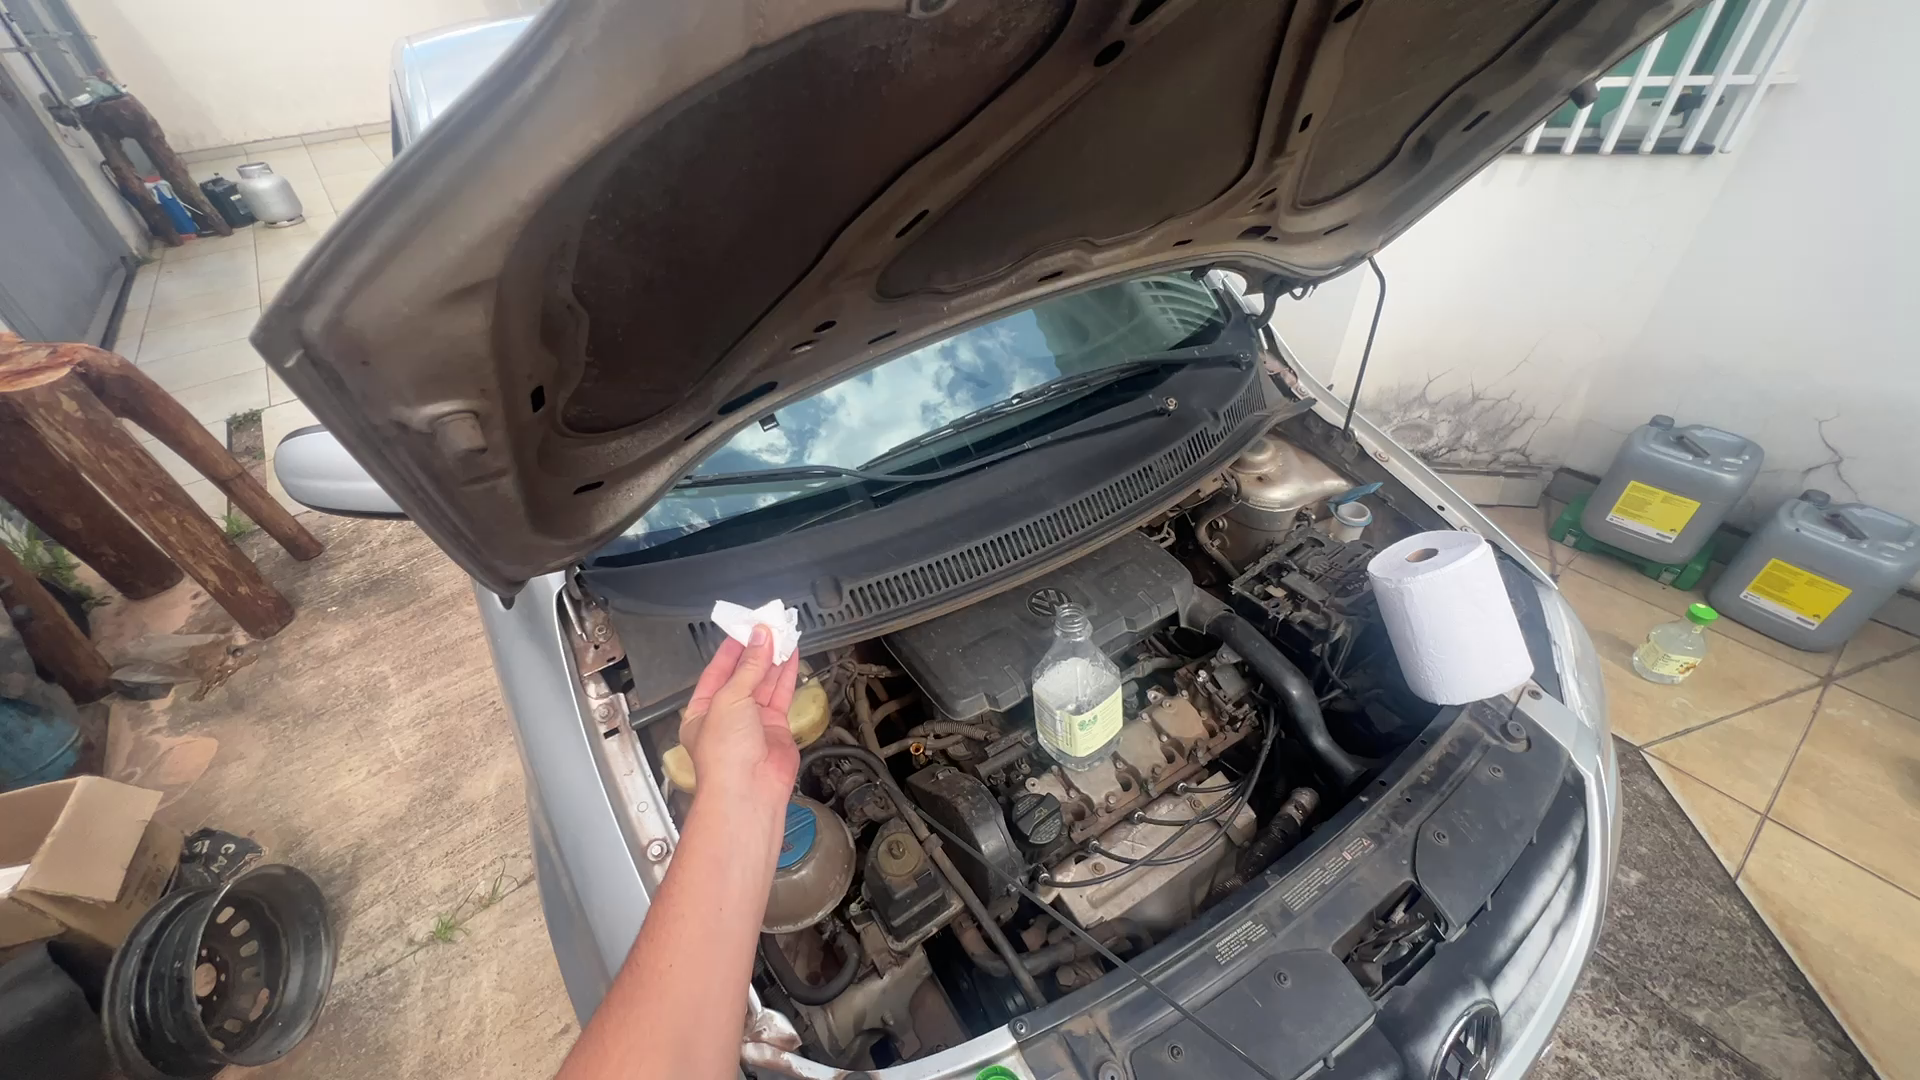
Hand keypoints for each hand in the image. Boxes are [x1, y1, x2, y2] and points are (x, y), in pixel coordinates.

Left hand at [678, 626, 800, 806]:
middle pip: (743, 674)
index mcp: (702, 710)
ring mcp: (752, 721)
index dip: (732, 648)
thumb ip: (748, 667)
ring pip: (765, 681)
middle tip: (769, 626)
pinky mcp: (775, 726)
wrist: (748, 790)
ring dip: (774, 659)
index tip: (746, 627)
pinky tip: (792, 656)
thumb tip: (761, 640)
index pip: (717, 670)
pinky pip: (781, 694)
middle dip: (757, 651)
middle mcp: (727, 715)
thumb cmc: (724, 755)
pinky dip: (787, 674)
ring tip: (784, 635)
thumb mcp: (729, 699)